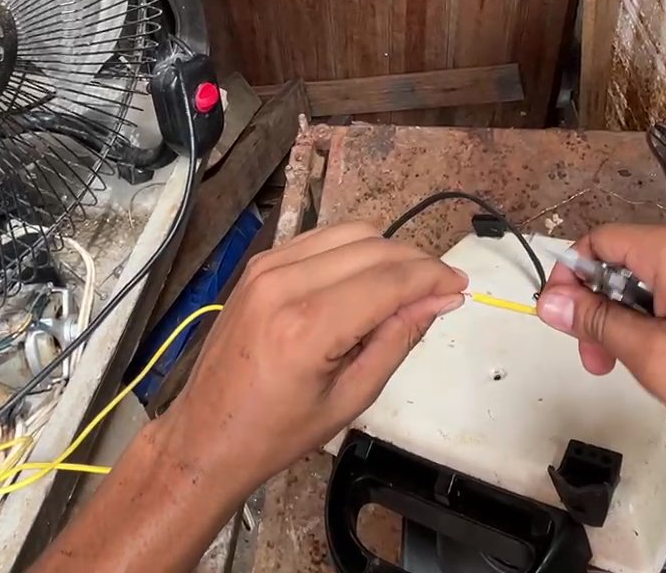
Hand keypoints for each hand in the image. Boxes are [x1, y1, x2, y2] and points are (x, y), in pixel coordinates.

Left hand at [154, 222, 467, 493]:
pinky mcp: (260, 262)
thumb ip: (399, 340)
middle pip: (374, 247)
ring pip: (351, 232)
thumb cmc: (278, 432)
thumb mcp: (350, 398)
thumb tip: (442, 300)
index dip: (433, 277)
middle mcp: (285, 283)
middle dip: (415, 263)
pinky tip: (364, 279)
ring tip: (404, 287)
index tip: (460, 285)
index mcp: (307, 327)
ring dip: (387, 252)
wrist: (205, 434)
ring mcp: (267, 265)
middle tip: (439, 290)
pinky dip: (353, 250)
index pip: (389, 280)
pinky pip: (323, 237)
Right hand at [535, 219, 665, 469]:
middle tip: (601, 362)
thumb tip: (548, 301)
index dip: (570, 279)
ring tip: (641, 366)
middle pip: (626, 257)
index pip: (599, 241)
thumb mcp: (656, 360)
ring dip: (633, 313)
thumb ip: (597, 322)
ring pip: (655, 273)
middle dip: (603, 306)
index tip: (563, 323)